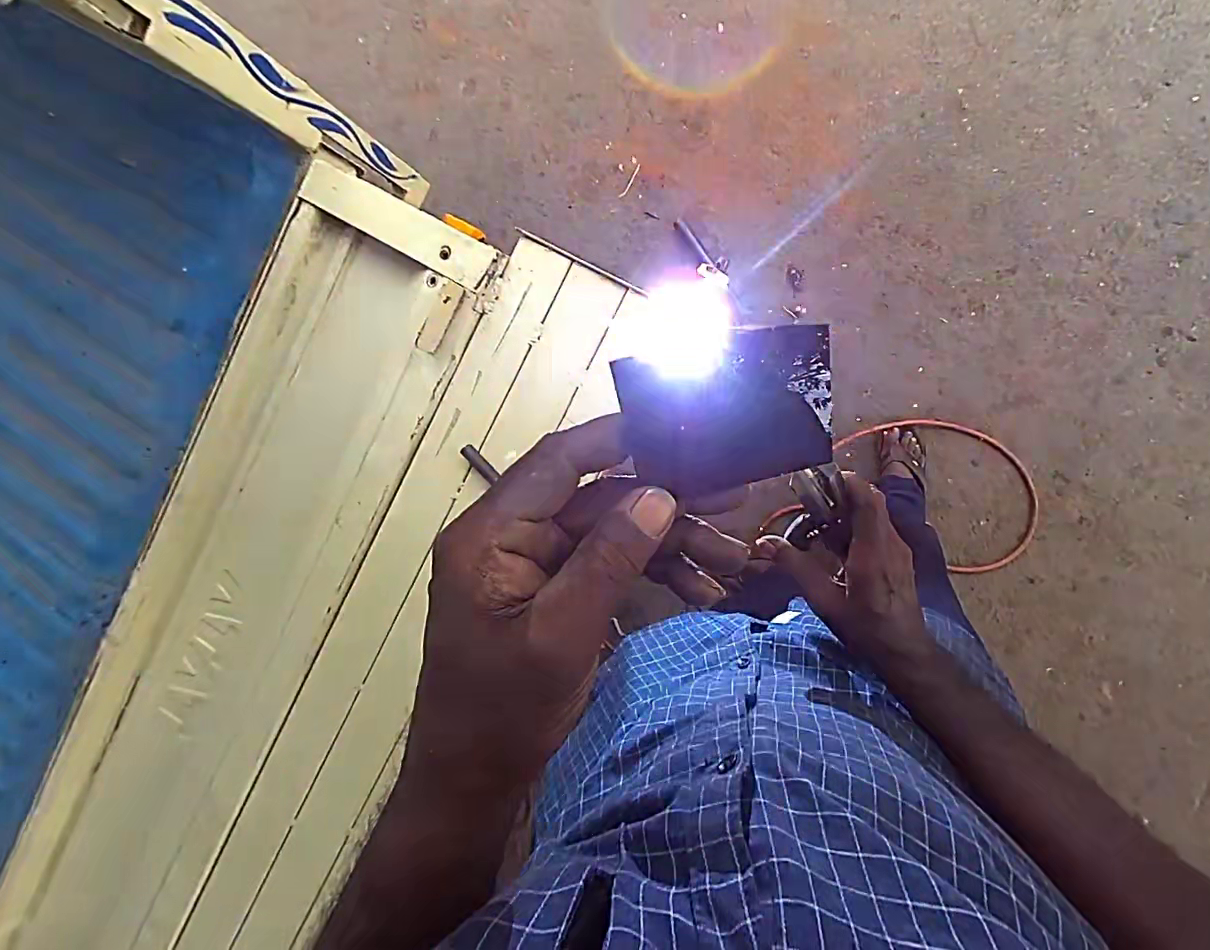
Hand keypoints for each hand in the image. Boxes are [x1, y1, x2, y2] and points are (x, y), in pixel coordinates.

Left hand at [409, 415, 748, 787]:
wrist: (476, 782)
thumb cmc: (501, 712)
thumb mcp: (559, 635)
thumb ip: (608, 560)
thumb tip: (659, 496)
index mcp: (492, 534)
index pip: (558, 461)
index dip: (617, 437)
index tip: (677, 428)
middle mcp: (516, 535)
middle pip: (602, 497)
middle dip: (667, 503)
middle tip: (730, 499)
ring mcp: (542, 561)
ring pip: (619, 530)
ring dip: (674, 543)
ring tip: (733, 559)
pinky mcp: (564, 586)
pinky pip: (617, 562)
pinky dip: (660, 572)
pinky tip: (703, 591)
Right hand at [752, 471, 936, 672]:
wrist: (905, 651)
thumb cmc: (864, 628)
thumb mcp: (825, 600)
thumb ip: (796, 567)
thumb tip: (765, 543)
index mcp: (872, 549)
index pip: (866, 498)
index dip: (846, 482)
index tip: (820, 481)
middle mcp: (891, 542)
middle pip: (871, 501)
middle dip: (843, 496)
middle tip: (815, 505)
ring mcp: (900, 548)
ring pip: (877, 514)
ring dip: (851, 512)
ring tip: (824, 526)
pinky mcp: (901, 557)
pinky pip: (880, 528)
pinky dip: (860, 526)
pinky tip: (841, 548)